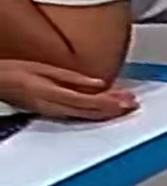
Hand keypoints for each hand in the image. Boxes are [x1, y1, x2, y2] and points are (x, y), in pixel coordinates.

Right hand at [0, 60, 135, 120]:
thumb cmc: (12, 71)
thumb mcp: (40, 68)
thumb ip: (71, 77)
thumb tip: (100, 83)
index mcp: (47, 92)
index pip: (88, 101)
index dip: (112, 101)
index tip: (129, 98)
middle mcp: (52, 106)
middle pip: (93, 111)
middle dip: (117, 108)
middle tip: (134, 101)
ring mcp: (54, 113)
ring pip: (91, 117)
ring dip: (112, 112)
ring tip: (129, 105)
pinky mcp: (55, 116)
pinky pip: (84, 117)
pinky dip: (100, 113)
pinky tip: (112, 109)